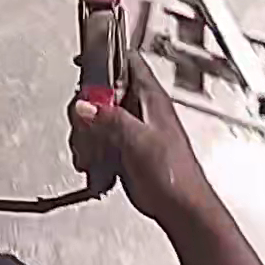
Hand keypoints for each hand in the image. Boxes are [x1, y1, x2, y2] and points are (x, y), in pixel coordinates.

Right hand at [69, 54, 225, 231]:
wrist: (180, 209)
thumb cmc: (175, 175)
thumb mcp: (139, 140)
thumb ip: (110, 119)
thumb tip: (84, 104)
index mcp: (150, 98)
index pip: (127, 62)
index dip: (105, 55)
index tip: (83, 60)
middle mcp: (140, 110)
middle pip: (101, 92)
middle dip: (86, 109)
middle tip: (88, 128)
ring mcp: (130, 129)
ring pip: (94, 118)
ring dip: (85, 136)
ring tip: (92, 153)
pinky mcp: (122, 148)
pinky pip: (96, 140)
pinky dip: (89, 151)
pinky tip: (94, 164)